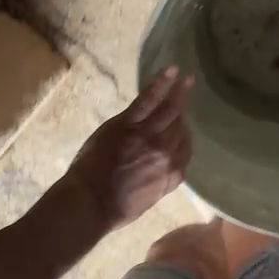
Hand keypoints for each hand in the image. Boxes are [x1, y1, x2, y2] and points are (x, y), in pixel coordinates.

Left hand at [58, 66, 194, 230]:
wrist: (90, 202)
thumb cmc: (114, 208)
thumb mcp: (148, 197)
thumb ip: (160, 179)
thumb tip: (161, 168)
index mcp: (172, 174)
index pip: (185, 148)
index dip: (181, 138)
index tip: (179, 130)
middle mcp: (167, 152)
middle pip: (179, 127)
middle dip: (178, 117)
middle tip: (180, 102)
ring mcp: (149, 135)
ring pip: (169, 111)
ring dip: (179, 93)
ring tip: (187, 79)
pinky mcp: (129, 124)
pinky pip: (149, 100)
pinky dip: (161, 84)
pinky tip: (171, 70)